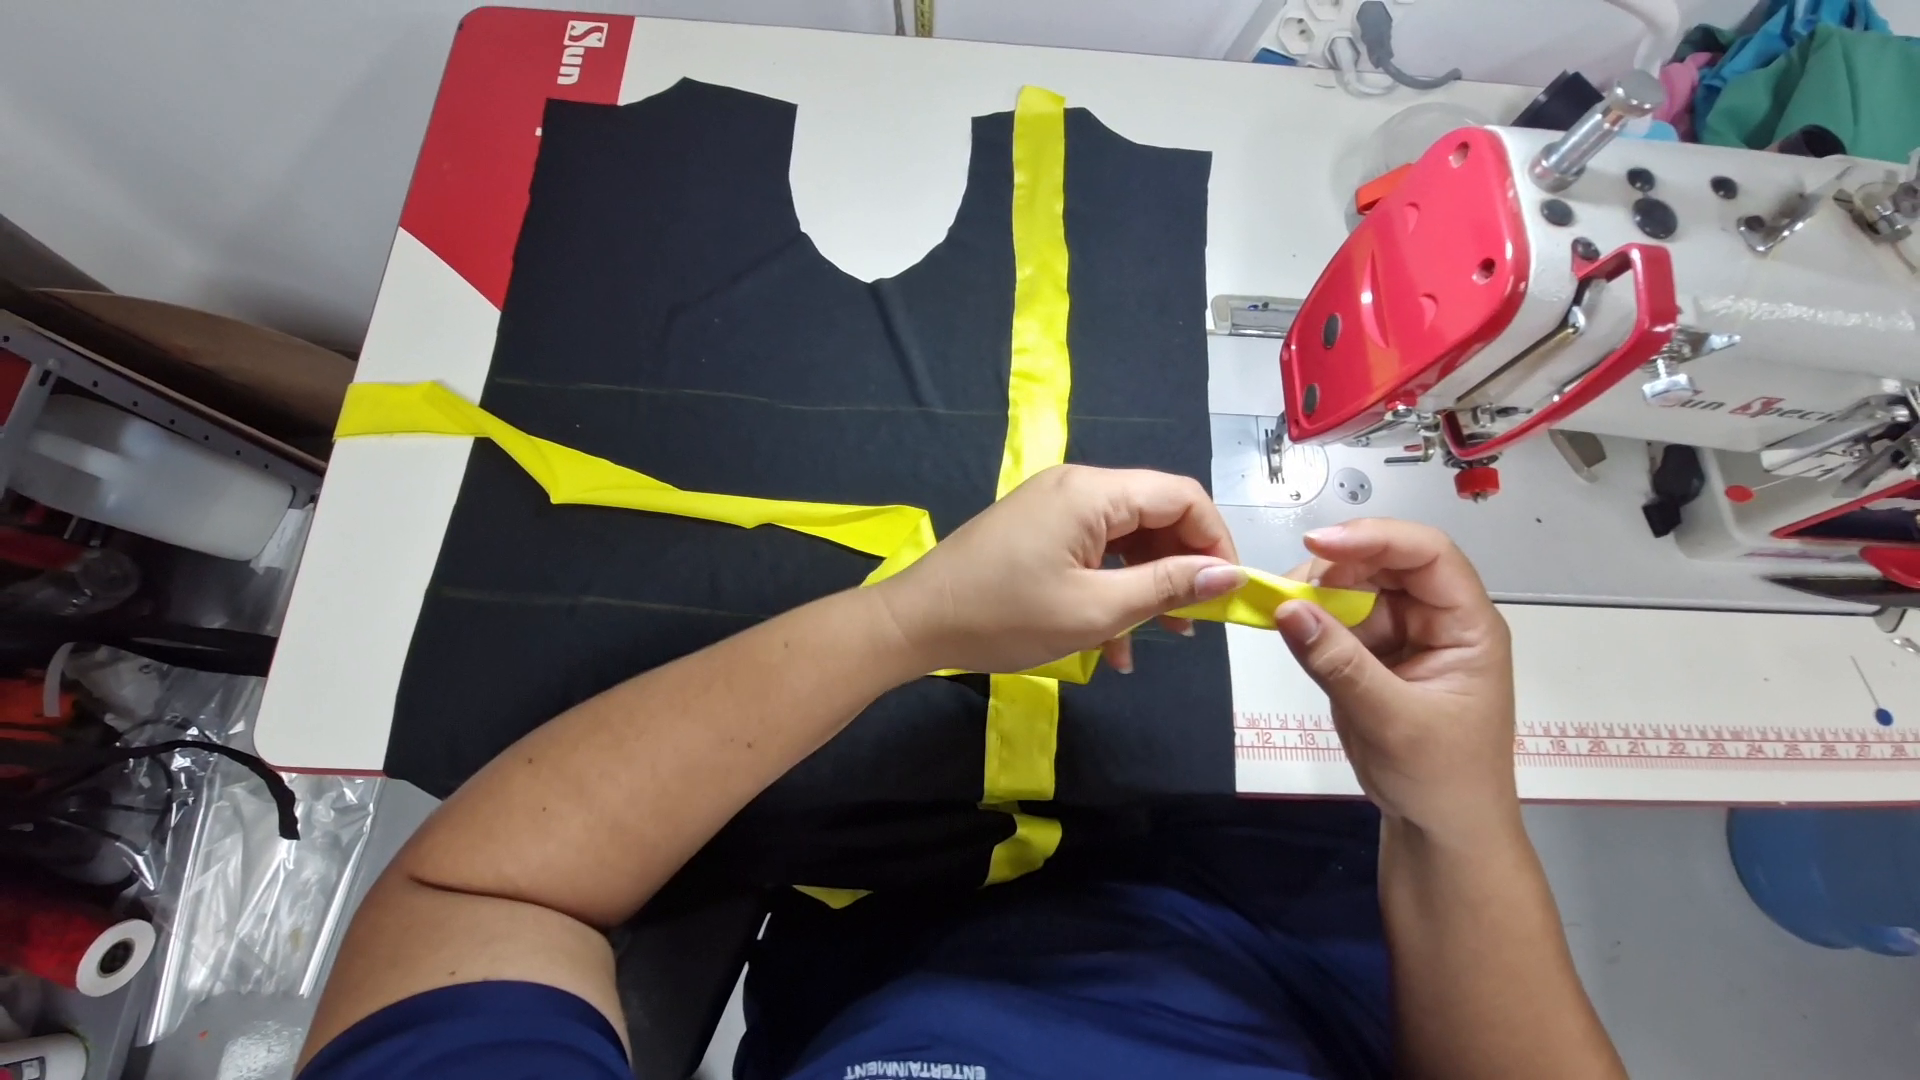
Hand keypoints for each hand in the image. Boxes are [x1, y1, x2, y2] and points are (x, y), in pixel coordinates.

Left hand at [874, 465, 1247, 675]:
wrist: (917, 622)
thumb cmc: (1005, 617)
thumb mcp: (1095, 609)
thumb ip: (1167, 586)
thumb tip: (1228, 573)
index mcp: (1092, 492)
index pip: (1181, 497)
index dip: (1214, 541)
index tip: (1227, 591)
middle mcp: (1075, 486)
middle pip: (1154, 515)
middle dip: (1180, 568)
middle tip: (1192, 622)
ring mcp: (1052, 507)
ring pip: (1124, 538)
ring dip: (1144, 586)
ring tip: (1156, 638)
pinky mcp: (1036, 530)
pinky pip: (1091, 551)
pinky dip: (1108, 588)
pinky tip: (1111, 642)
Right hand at [1273, 519, 1517, 840]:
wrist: (1439, 830)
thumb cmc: (1439, 778)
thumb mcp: (1390, 720)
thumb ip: (1338, 663)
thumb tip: (1285, 608)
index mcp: (1466, 625)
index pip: (1427, 555)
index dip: (1374, 538)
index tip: (1315, 544)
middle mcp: (1435, 618)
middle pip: (1385, 563)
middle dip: (1335, 567)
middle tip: (1286, 589)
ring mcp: (1402, 634)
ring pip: (1355, 587)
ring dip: (1317, 592)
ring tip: (1284, 611)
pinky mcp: (1372, 654)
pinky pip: (1337, 619)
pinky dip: (1310, 618)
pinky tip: (1291, 628)